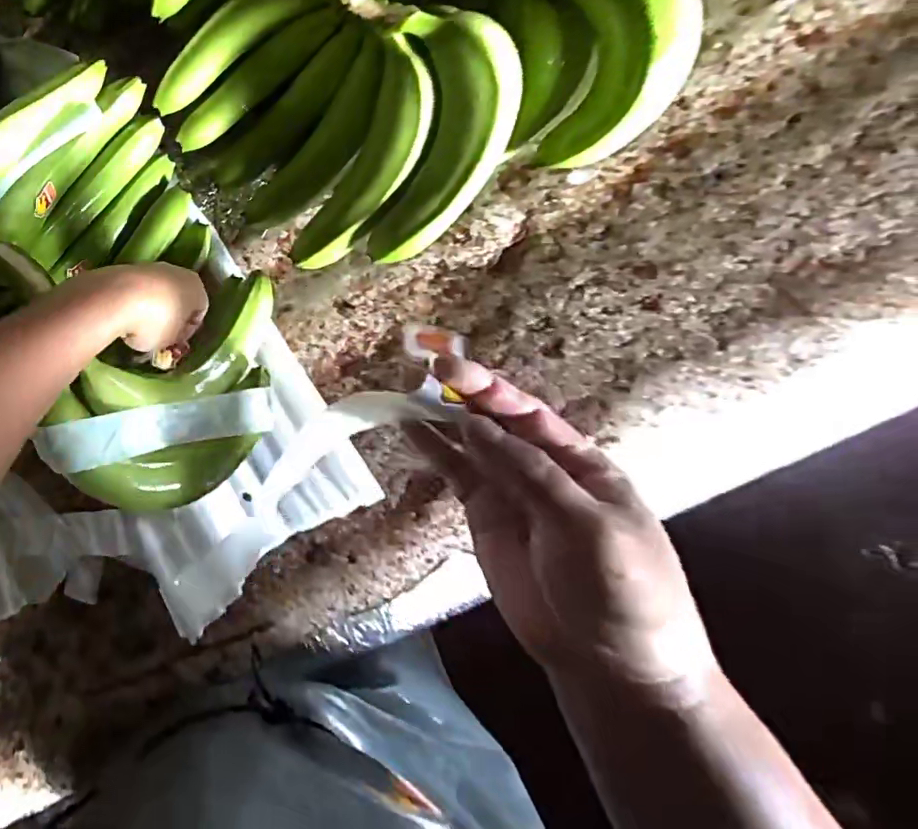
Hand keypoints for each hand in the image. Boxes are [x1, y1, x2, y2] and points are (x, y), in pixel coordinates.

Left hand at [75, 263, 208, 352]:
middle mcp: (177, 271)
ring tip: (135, 328)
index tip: (174, 344)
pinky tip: (121, 315)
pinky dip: (131, 301)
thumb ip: (172, 338)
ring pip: (155, 292)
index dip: (187, 331)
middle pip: (177, 298)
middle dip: (168, 317)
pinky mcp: (126, 267)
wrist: (115, 296)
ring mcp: (150, 267)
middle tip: (156, 337)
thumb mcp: (168, 341)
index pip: (199, 311)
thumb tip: (167, 335)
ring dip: (148, 309)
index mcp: (196, 287)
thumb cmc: (154, 323)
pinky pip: (135, 290)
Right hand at [406, 357, 718, 706]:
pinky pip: (454, 471)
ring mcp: (511, 490)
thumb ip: (531, 473)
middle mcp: (544, 469)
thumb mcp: (588, 528)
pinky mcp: (484, 511)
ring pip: (469, 441)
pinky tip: (409, 428)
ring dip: (441, 416)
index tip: (451, 370)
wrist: (610, 660)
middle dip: (466, 392)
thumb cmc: (622, 591)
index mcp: (584, 466)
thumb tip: (475, 424)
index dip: (493, 389)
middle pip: (498, 420)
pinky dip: (432, 449)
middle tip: (429, 369)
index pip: (532, 416)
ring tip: (407, 391)